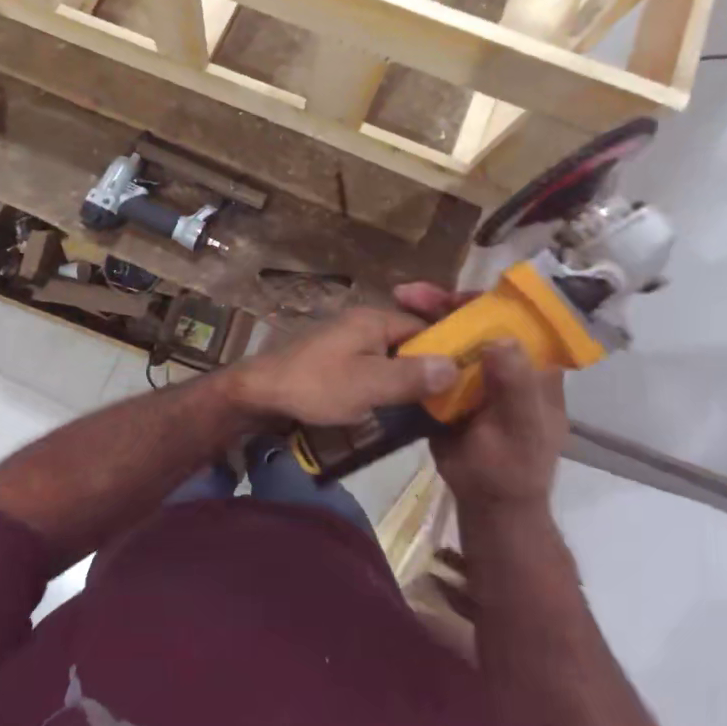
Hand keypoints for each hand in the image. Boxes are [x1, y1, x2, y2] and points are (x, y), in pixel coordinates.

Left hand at [226, 306, 458, 425]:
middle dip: (426, 366)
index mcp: (374, 319)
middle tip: (449, 397)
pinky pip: (372, 366)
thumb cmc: (317, 385)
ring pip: (390, 355)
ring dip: (405, 377)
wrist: (259, 394)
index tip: (467, 376)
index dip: (446, 348)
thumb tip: (457, 366)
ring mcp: (347, 341)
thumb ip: (412, 376)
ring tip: (428, 405)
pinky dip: (385, 382)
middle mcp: (363, 323)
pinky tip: (393, 405)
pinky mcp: (335, 360)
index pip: (424, 326)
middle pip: (407, 341)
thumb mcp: (369, 384)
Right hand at [394, 283, 567, 509]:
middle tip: (410, 293)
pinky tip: (392, 328)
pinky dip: (413, 340)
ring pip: (451, 332)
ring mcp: (476, 371)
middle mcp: (506, 359)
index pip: (513, 317)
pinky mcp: (451, 383)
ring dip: (425, 314)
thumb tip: (500, 338)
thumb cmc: (514, 468)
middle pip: (476, 319)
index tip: (452, 296)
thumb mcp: (521, 429)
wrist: (487, 503)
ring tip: (399, 297)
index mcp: (533, 364)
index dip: (484, 300)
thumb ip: (515, 387)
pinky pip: (432, 355)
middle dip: (444, 302)